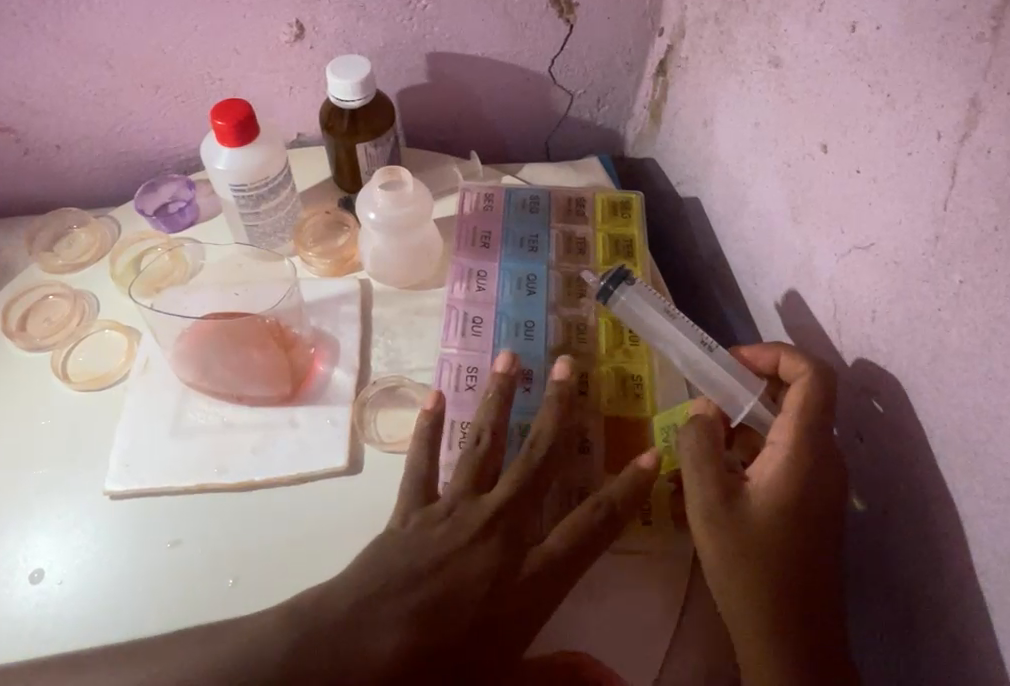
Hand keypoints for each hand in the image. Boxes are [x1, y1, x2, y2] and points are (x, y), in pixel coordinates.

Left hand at [300, 349, 659, 684]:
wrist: (358, 657)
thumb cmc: (440, 674)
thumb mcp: (508, 682)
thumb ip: (562, 676)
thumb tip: (616, 684)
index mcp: (530, 575)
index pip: (593, 526)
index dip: (626, 491)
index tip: (651, 453)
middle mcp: (499, 529)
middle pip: (537, 460)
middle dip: (557, 409)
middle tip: (569, 363)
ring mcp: (454, 512)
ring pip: (484, 445)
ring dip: (499, 398)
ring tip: (510, 356)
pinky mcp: (413, 510)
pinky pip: (423, 463)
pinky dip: (428, 429)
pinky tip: (434, 395)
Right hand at [677, 342, 856, 685]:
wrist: (793, 645)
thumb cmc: (750, 571)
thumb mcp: (708, 502)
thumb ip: (699, 441)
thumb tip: (704, 409)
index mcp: (806, 448)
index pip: (813, 374)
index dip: (775, 353)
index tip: (729, 361)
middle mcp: (825, 456)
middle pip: (801, 394)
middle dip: (752, 381)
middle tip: (708, 390)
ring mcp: (824, 480)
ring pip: (792, 423)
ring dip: (750, 413)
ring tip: (704, 428)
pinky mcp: (815, 500)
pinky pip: (789, 450)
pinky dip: (756, 441)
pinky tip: (719, 465)